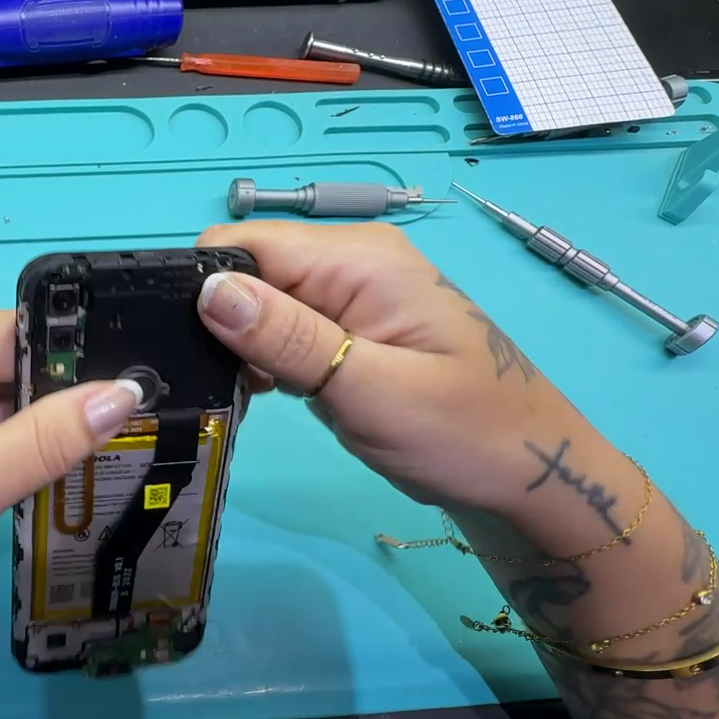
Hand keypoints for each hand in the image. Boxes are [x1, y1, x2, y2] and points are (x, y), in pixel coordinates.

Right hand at [195, 221, 596, 515]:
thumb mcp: (369, 389)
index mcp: (358, 258)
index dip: (206, 286)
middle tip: (233, 383)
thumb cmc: (461, 433)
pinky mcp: (344, 326)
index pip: (246, 243)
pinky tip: (270, 390)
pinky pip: (279, 325)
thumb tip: (208, 290)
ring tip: (253, 393)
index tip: (192, 347)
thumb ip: (287, 337)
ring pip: (258, 301)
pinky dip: (262, 356)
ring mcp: (348, 293)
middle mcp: (349, 261)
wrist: (526, 475)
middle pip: (248, 269)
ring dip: (240, 344)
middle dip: (221, 321)